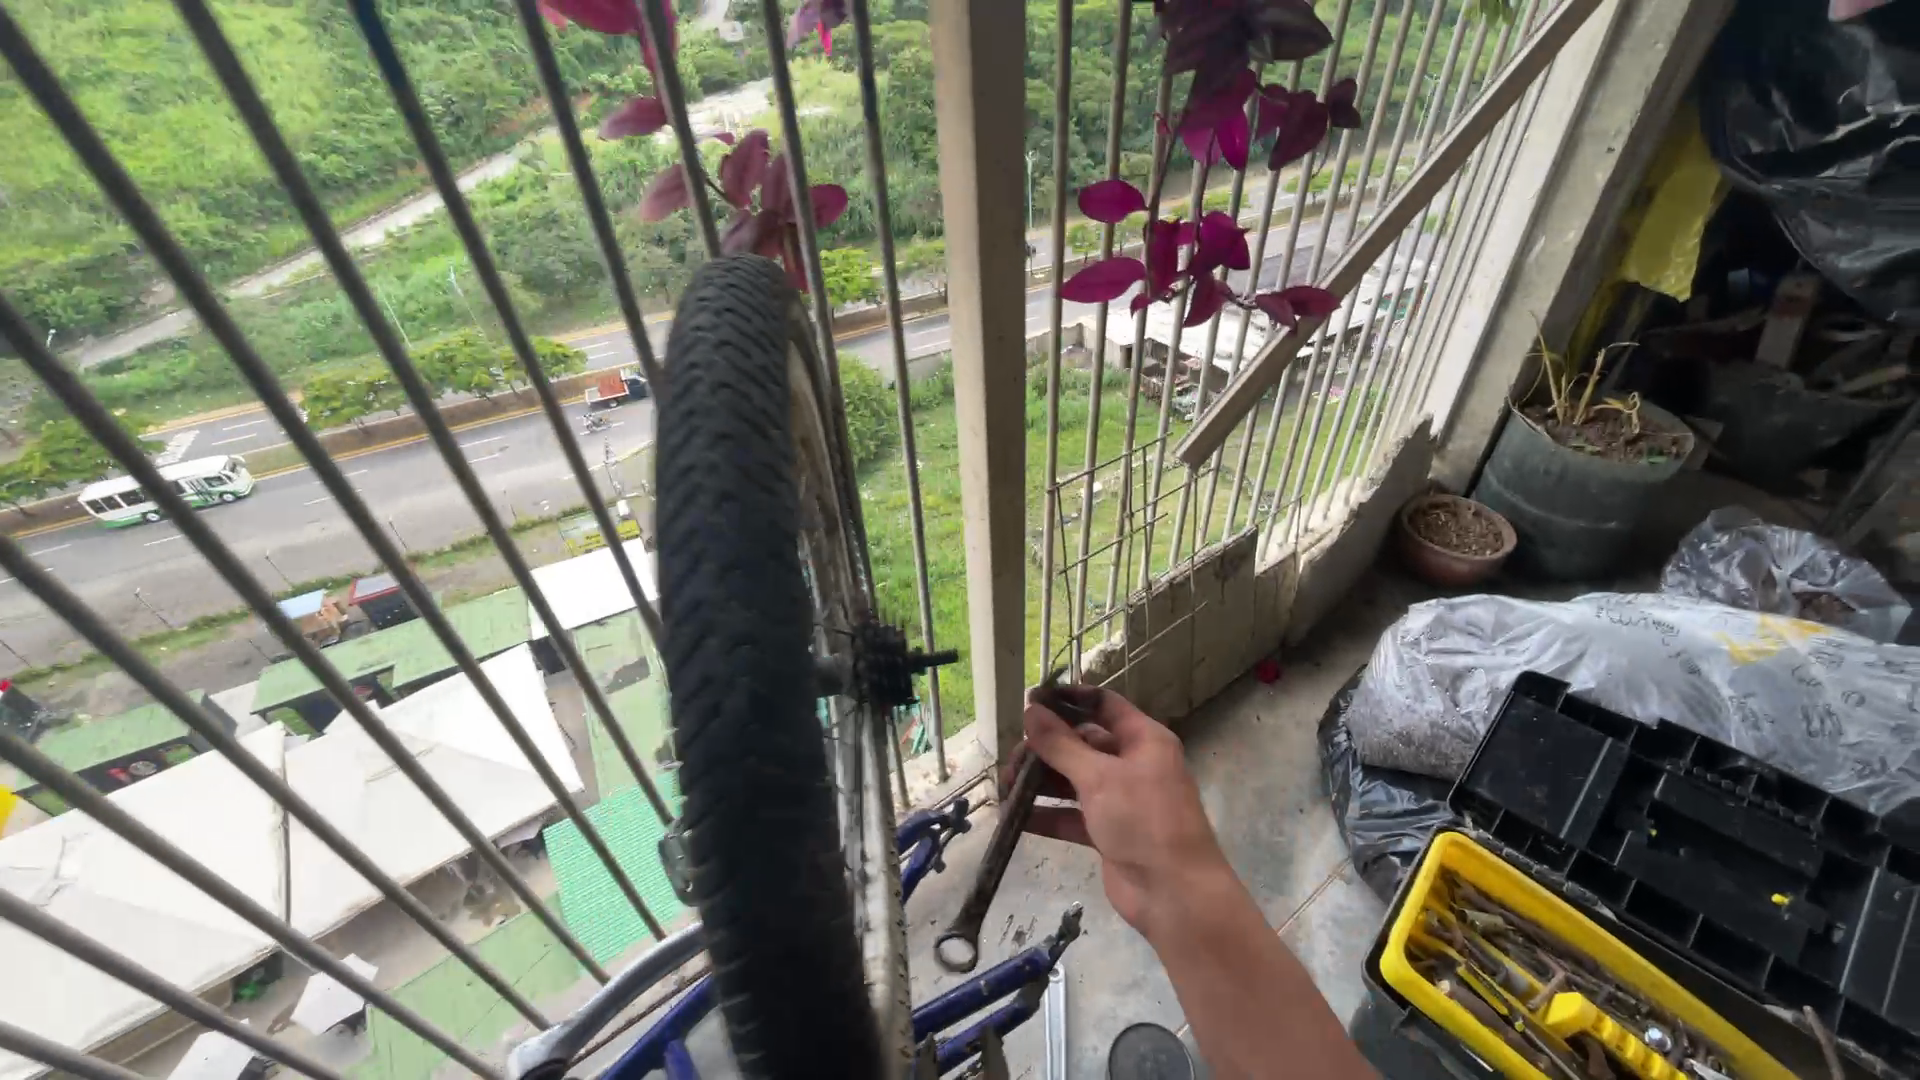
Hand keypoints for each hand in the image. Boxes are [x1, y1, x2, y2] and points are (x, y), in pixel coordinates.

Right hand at [1009, 686, 1232, 941]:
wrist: (1176, 896)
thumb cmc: (1144, 821)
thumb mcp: (1099, 777)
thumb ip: (1061, 744)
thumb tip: (1030, 711)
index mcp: (1143, 740)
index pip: (1103, 704)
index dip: (1068, 699)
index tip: (1031, 700)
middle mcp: (1133, 764)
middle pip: (1082, 743)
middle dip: (1046, 748)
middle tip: (1012, 757)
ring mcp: (1121, 800)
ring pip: (1073, 780)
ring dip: (1041, 781)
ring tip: (1006, 786)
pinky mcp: (1108, 832)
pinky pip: (1071, 815)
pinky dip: (1046, 815)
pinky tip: (1015, 817)